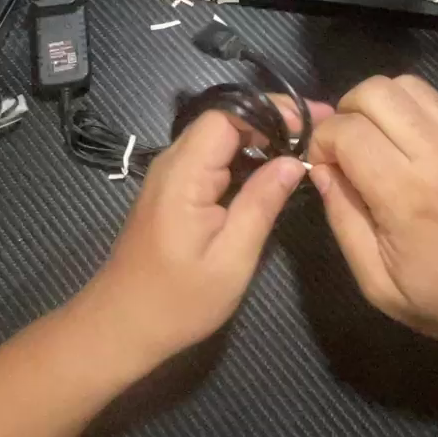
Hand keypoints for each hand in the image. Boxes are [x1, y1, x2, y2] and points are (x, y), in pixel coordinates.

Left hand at [72, 99, 331, 369]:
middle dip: (270, 120)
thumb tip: (294, 162)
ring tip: (302, 148)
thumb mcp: (231, 260)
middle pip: (223, 120)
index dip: (269, 112)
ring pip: (218, 137)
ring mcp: (170, 174)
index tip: (310, 125)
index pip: (225, 117)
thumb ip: (261, 205)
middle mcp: (172, 163)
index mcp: (183, 174)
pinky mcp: (174, 188)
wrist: (121, 324)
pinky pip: (211, 157)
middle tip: (316, 133)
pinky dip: (244, 156)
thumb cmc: (177, 301)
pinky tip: (271, 170)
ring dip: (259, 137)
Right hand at [306, 75, 437, 391]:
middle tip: (349, 147)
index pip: (346, 130)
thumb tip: (321, 169)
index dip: (322, 141)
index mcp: (406, 193)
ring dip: (381, 106)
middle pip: (374, 91)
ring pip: (406, 84)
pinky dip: (415, 112)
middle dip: (347, 113)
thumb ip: (342, 219)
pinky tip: (418, 147)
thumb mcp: (378, 283)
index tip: (324, 165)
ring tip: (380, 140)